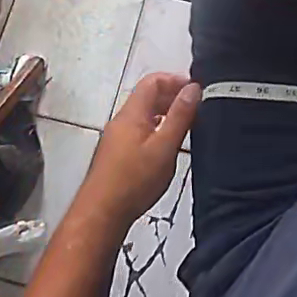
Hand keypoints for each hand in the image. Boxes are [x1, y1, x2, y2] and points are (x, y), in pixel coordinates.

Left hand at [71, 73, 198, 232]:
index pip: (153, 81)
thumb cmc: (134, 180)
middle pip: (148, 96)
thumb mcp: (164, 147)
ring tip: (188, 126)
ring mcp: (116, 138)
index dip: (176, 80)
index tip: (196, 91)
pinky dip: (157, 129)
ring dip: (166, 114)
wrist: (100, 216)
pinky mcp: (116, 154)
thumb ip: (180, 116)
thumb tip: (193, 88)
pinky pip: (140, 130)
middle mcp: (122, 121)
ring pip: (144, 115)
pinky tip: (168, 146)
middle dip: (173, 96)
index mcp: (132, 113)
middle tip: (197, 108)